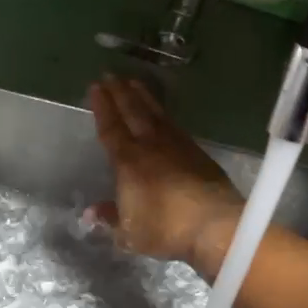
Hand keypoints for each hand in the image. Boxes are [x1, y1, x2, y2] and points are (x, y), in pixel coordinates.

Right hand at [87, 77, 243, 271]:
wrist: (215, 226)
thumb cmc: (166, 230)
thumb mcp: (130, 233)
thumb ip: (111, 218)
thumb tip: (92, 212)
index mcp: (128, 162)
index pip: (111, 129)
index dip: (102, 107)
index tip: (96, 87)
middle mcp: (151, 147)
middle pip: (133, 113)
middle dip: (121, 93)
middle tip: (111, 75)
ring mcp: (178, 147)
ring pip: (156, 114)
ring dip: (143, 97)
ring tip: (134, 82)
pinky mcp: (198, 153)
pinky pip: (175, 125)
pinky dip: (164, 114)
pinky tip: (162, 113)